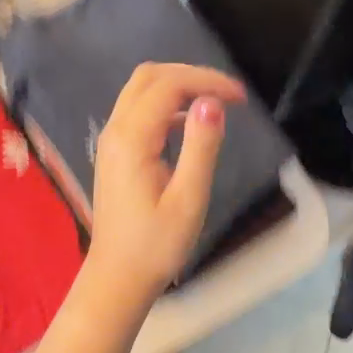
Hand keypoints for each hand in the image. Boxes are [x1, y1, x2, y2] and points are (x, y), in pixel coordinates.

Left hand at [83, 63, 246, 309]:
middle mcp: (115, 131)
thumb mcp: (189, 199)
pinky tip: (189, 123)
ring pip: (140, 90)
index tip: (241, 98)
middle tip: (228, 94)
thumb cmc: (156, 245)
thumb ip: (201, 148)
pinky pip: (137, 110)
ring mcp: (111, 141)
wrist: (118, 277)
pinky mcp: (114, 152)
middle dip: (191, 75)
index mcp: (132, 139)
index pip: (169, 85)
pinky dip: (166, 103)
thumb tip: (213, 104)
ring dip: (178, 86)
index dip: (207, 81)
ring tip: (214, 104)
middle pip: (149, 76)